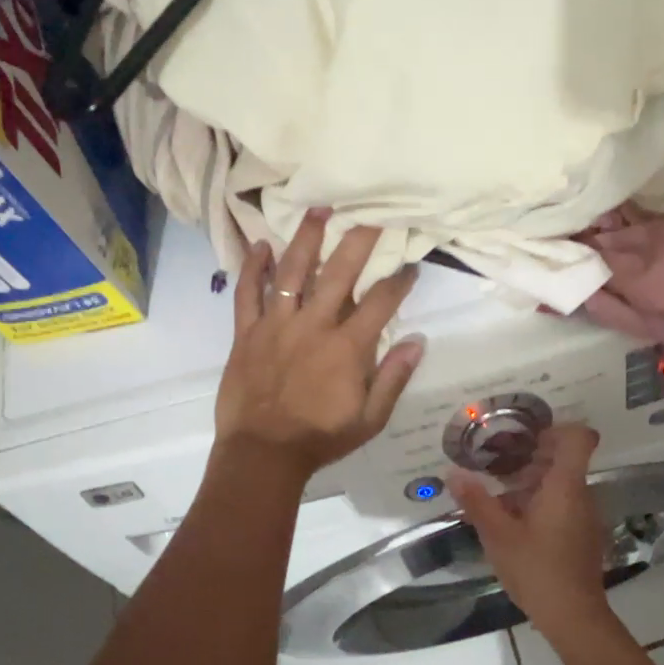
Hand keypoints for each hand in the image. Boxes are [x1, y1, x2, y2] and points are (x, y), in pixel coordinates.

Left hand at [214, 212, 422, 477]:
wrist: (263, 454)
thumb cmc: (321, 438)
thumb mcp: (371, 418)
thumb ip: (394, 378)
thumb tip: (418, 341)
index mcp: (347, 347)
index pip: (380, 302)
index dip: (399, 281)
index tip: (411, 265)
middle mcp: (313, 326)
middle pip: (338, 272)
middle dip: (358, 240)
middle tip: (371, 216)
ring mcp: (275, 326)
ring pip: (291, 272)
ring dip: (306, 238)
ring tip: (317, 210)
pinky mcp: (245, 334)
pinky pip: (247, 293)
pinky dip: (252, 267)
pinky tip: (261, 245)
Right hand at [452, 424, 615, 632]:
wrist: (574, 616)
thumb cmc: (537, 570)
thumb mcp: (498, 536)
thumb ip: (477, 502)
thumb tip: (453, 472)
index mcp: (565, 486)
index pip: (579, 437)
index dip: (555, 428)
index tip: (524, 436)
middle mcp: (581, 494)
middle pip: (565, 458)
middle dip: (533, 456)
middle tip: (498, 464)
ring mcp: (586, 515)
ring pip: (562, 483)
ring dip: (534, 482)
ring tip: (499, 495)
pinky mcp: (583, 534)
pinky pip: (564, 504)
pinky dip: (542, 503)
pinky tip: (515, 522)